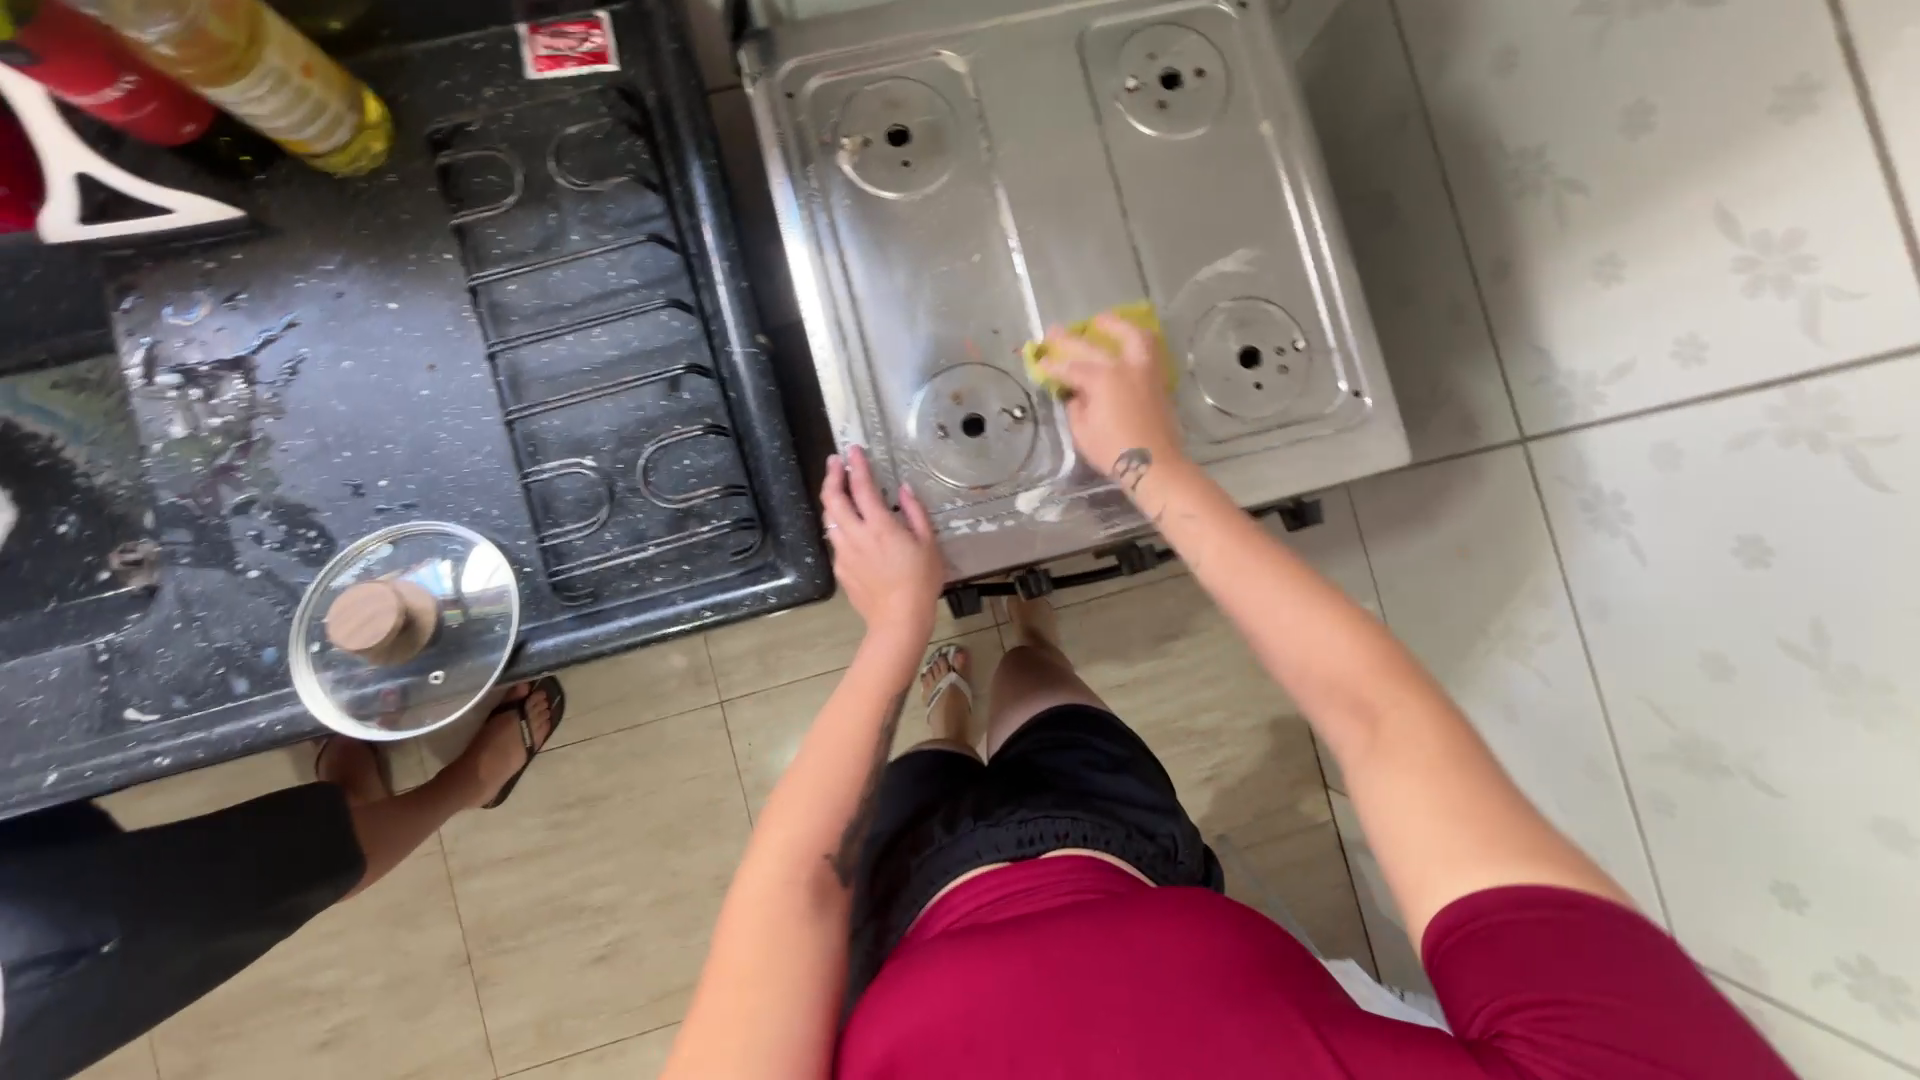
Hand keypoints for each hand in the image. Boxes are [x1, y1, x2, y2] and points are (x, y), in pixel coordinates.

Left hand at [819, 445, 944, 639]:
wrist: (898, 619)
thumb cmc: (921, 581)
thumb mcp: (928, 543)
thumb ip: (915, 512)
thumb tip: (904, 490)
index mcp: (880, 526)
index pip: (862, 487)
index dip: (857, 465)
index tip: (853, 450)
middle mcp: (856, 535)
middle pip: (832, 498)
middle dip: (832, 475)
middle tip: (835, 462)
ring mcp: (844, 552)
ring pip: (829, 519)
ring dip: (831, 499)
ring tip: (837, 489)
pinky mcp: (840, 568)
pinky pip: (835, 541)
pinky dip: (838, 527)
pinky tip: (848, 528)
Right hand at [1037, 312, 1187, 496]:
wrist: (1154, 464)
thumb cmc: (1113, 451)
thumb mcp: (1082, 432)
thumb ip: (1076, 407)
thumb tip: (1076, 394)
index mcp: (1102, 379)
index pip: (1070, 368)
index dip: (1051, 366)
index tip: (1039, 362)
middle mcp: (1124, 366)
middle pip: (1093, 346)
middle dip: (1069, 339)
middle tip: (1053, 330)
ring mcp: (1145, 370)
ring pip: (1133, 336)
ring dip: (1116, 326)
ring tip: (1102, 320)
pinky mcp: (1158, 380)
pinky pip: (1150, 350)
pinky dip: (1136, 341)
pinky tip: (1128, 343)